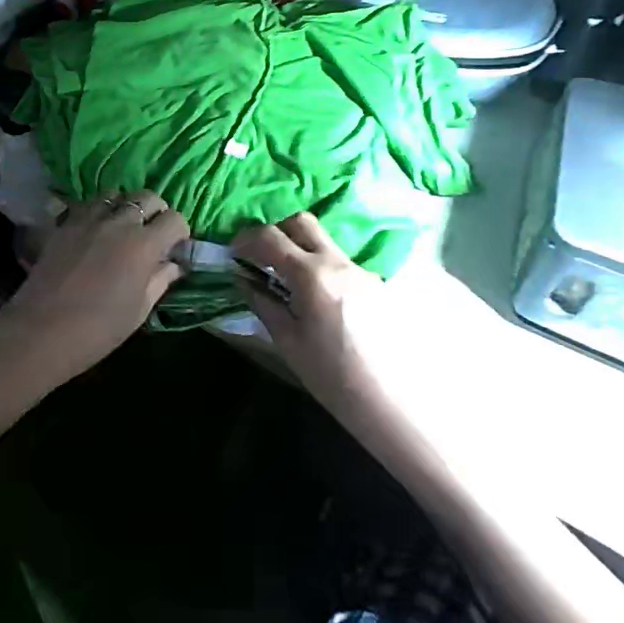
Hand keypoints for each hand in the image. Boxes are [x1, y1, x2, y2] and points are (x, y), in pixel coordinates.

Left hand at [2, 191, 187, 381]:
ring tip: (123, 227)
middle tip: (152, 234)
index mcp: (144, 245)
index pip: (174, 219)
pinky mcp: (65, 224)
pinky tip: (96, 229)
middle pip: (148, 197)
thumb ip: (160, 280)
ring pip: (117, 195)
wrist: (40, 333)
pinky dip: (99, 210)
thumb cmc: (98, 329)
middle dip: (157, 212)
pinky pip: (88, 204)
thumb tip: (173, 264)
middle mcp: (119, 223)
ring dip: (126, 207)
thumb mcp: (140, 309)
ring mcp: (89, 220)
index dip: (179, 232)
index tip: (175, 247)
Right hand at [232, 212, 402, 421]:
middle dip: (275, 230)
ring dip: (298, 246)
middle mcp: (337, 261)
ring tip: (284, 277)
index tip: (232, 252)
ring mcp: (359, 268)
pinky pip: (338, 260)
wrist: (390, 400)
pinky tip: (313, 296)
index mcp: (312, 275)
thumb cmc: (331, 376)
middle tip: (259, 255)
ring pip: (323, 239)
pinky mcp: (373, 281)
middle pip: (302, 222)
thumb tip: (244, 278)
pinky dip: (318, 264)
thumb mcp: (288, 341)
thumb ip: (263, 302)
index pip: (271, 237)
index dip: (245, 238)